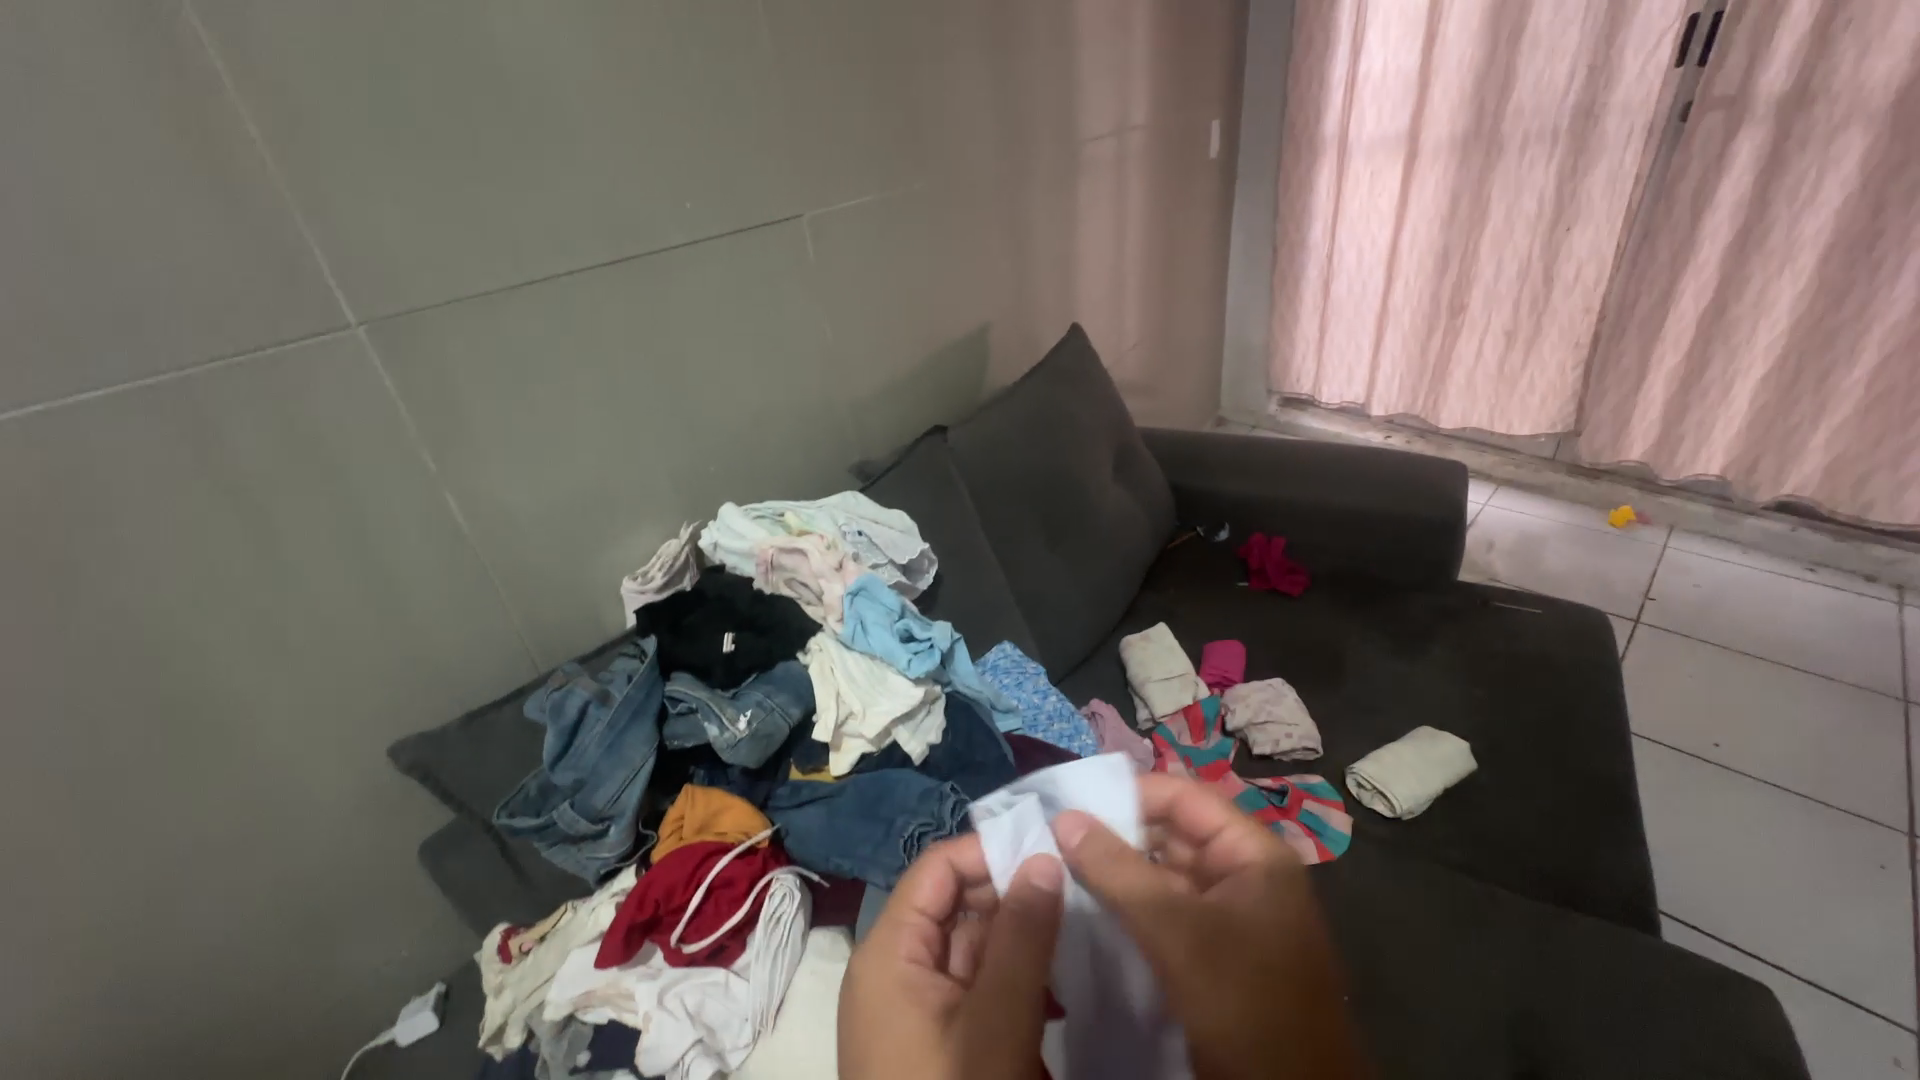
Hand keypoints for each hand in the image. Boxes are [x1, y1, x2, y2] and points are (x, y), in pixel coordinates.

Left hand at [838, 833, 1064, 1079]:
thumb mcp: (994, 1023)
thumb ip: (1022, 938)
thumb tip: (1045, 857)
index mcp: (890, 952)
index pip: (937, 869)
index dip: (990, 852)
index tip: (1052, 849)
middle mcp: (896, 970)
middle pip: (957, 906)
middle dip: (1016, 896)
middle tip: (1080, 890)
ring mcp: (917, 1010)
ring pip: (974, 948)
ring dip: (1025, 941)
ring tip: (1082, 935)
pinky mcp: (938, 1043)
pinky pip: (978, 989)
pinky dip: (1017, 982)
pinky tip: (1061, 992)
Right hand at [1054, 773, 1370, 1079]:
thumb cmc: (1243, 1002)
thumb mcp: (1176, 932)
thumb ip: (1118, 871)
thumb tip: (1064, 818)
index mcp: (1254, 854)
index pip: (1185, 797)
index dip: (1129, 793)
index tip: (1071, 804)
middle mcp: (1246, 875)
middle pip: (1173, 834)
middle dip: (1116, 834)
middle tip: (1055, 839)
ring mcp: (1233, 917)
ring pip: (1165, 876)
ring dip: (1118, 873)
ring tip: (1061, 870)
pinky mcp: (1216, 955)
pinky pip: (1167, 913)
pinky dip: (1130, 908)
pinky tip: (1088, 911)